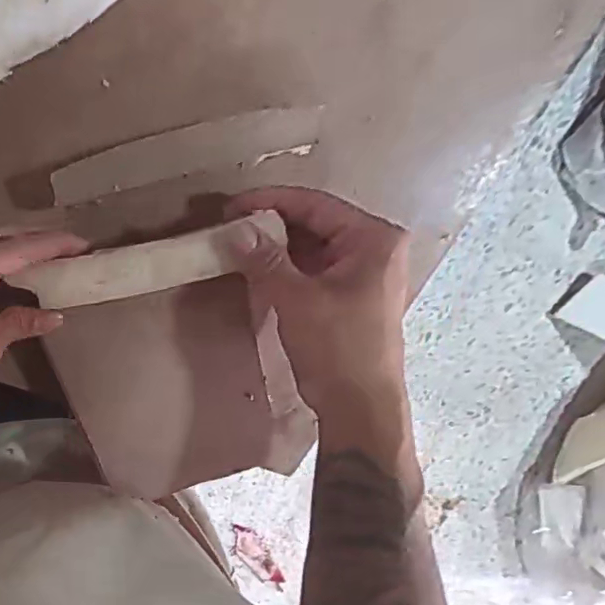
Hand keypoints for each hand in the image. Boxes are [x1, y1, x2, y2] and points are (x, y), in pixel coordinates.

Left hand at [0, 226, 87, 419]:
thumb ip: (21, 322)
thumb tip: (55, 316)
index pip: (21, 247)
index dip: (54, 245)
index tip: (82, 245)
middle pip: (1, 237)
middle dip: (36, 239)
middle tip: (68, 246)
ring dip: (13, 247)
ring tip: (44, 255)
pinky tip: (7, 272)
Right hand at [224, 187, 410, 413]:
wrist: (359, 402)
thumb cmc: (337, 346)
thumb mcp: (297, 300)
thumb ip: (266, 262)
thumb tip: (236, 231)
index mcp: (373, 239)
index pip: (317, 205)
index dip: (271, 202)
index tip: (232, 207)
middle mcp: (374, 250)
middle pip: (316, 225)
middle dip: (272, 226)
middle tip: (230, 229)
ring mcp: (362, 276)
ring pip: (312, 251)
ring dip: (276, 250)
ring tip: (238, 250)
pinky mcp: (348, 300)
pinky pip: (313, 273)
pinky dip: (285, 271)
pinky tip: (259, 275)